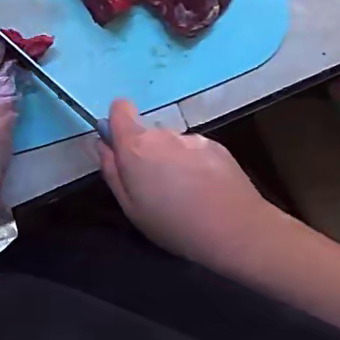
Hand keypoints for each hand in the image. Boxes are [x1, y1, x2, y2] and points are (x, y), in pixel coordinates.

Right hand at [96, 99, 282, 266]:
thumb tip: (103, 145)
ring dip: (171, 160)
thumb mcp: (129, 207)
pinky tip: (204, 191)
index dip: (117, 123)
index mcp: (136, 146)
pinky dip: (194, 165)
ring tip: (183, 193)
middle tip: (154, 187)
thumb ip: (112, 170)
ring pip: (171, 144)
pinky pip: (195, 151)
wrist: (236, 230)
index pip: (120, 109)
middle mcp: (163, 135)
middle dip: (146, 153)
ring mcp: (193, 139)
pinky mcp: (218, 147)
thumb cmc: (173, 224)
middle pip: (146, 134)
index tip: (120, 147)